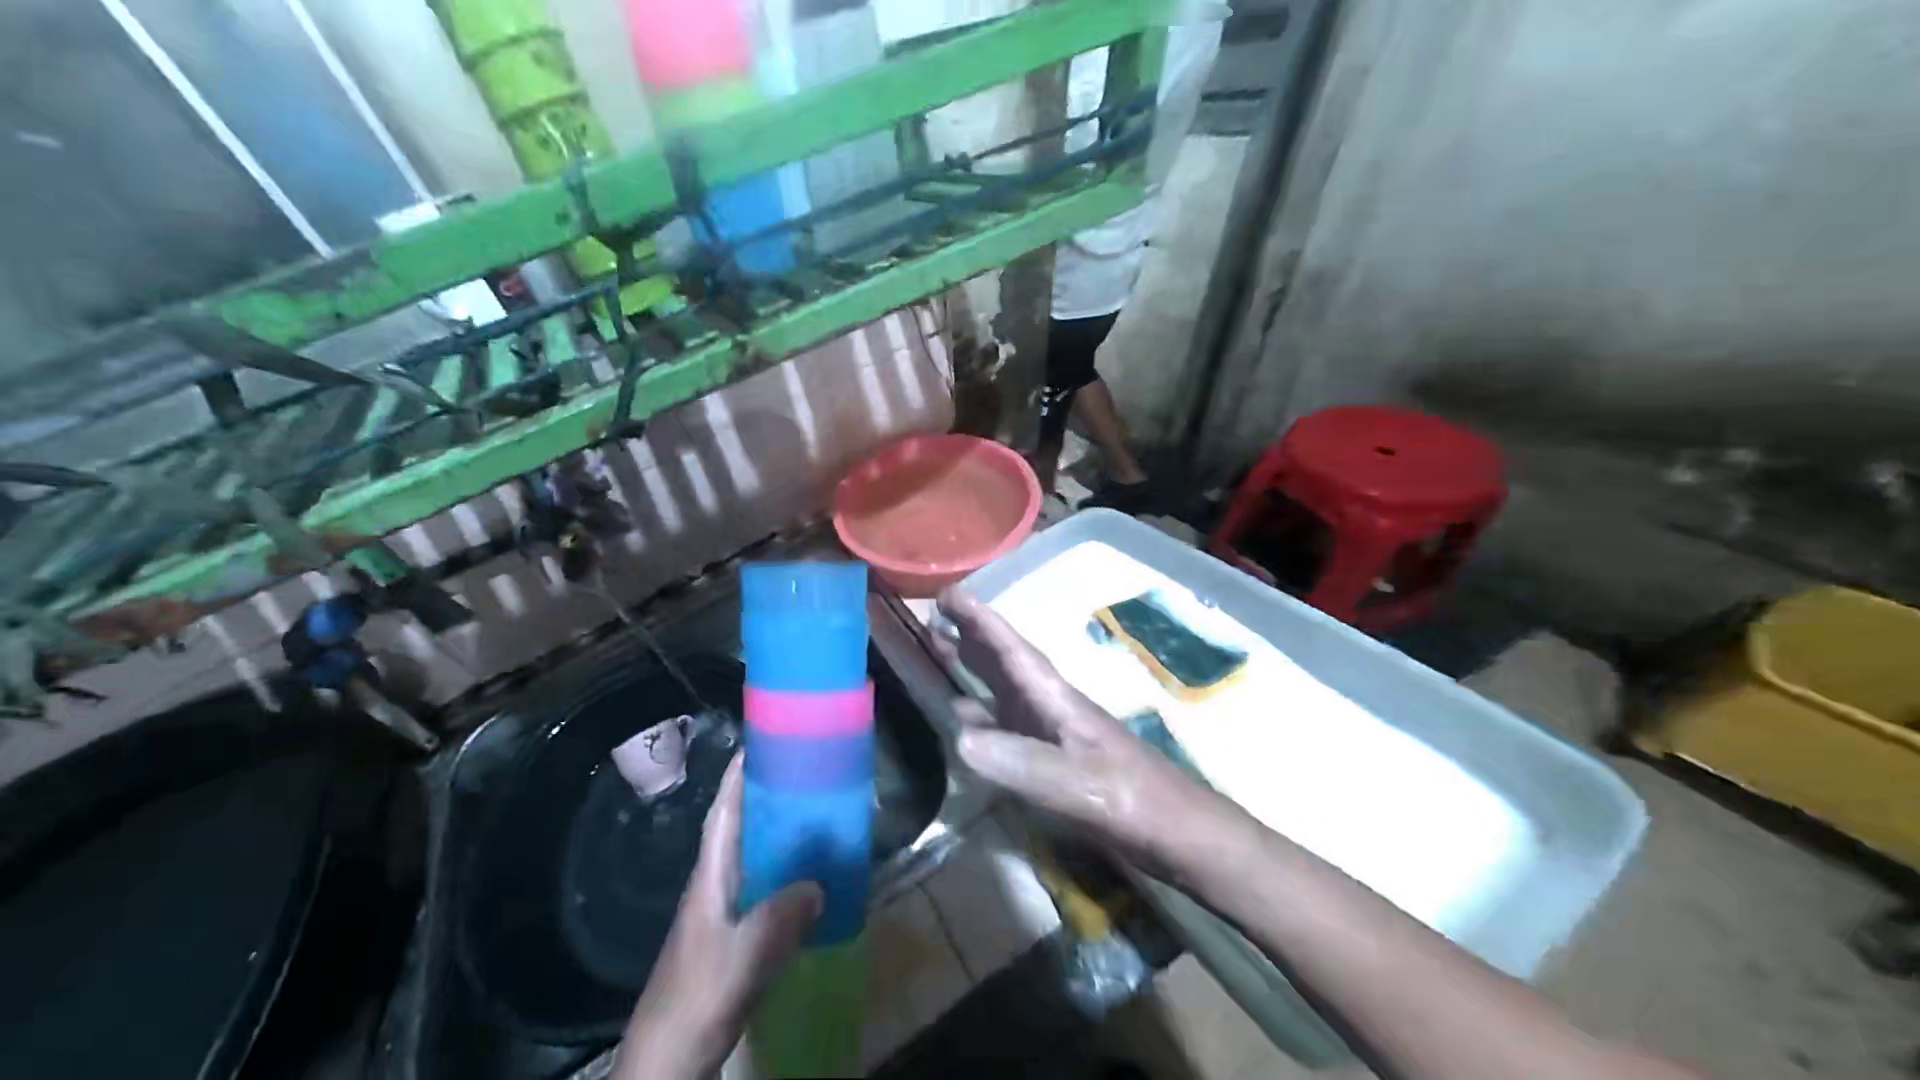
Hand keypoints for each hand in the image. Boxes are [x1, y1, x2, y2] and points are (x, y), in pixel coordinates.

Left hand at [616, 754, 821, 1079]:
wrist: (668, 1059)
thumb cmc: (698, 997)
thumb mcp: (742, 957)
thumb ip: (780, 918)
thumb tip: (819, 882)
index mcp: (709, 878)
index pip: (723, 814)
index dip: (738, 777)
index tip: (761, 743)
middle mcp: (715, 886)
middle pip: (741, 830)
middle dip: (768, 798)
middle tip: (809, 775)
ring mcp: (723, 914)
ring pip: (755, 860)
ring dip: (782, 836)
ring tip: (821, 818)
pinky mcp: (734, 939)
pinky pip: (766, 891)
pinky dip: (788, 877)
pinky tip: (814, 884)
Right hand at [936, 589, 1227, 872]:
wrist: (1176, 835)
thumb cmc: (1131, 800)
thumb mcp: (1077, 783)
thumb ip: (1022, 761)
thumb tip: (959, 736)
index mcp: (1054, 698)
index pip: (1010, 649)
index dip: (979, 620)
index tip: (948, 593)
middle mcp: (1047, 707)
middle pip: (1002, 662)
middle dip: (969, 635)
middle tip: (931, 614)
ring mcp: (1050, 733)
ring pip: (1001, 690)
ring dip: (970, 670)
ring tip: (936, 653)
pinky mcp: (1051, 761)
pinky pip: (1004, 727)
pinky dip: (978, 716)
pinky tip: (962, 722)